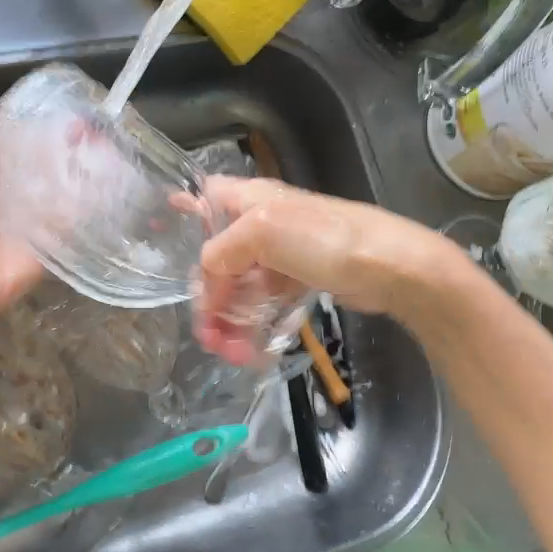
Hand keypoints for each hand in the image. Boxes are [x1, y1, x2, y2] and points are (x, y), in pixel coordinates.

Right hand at [195, 177, 478, 362]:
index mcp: (251, 199)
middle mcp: (264, 223)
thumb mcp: (262, 231)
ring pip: (243, 285)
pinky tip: (254, 350)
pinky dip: (257, 325)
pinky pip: (268, 303)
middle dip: (209, 296)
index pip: (205, 197)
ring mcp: (284, 254)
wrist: (392, 267)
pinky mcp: (303, 280)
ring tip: (233, 354)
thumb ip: (222, 250)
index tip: (160, 241)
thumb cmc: (326, 239)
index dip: (183, 213)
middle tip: (208, 336)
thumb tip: (206, 276)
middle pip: (220, 257)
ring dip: (232, 320)